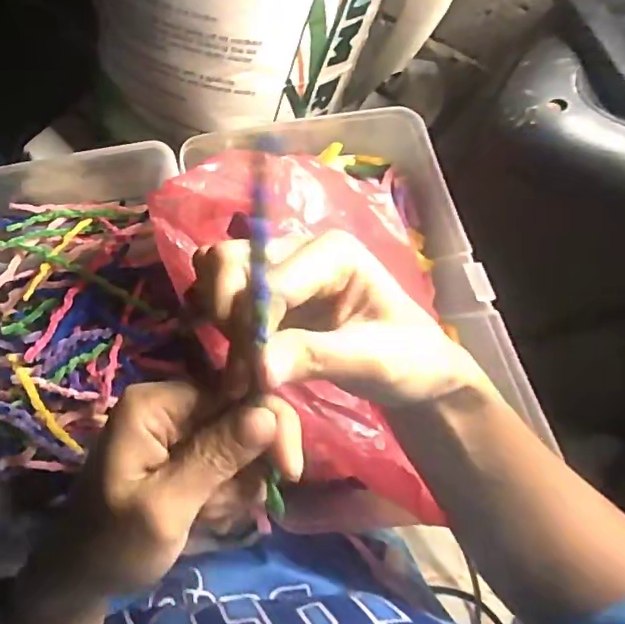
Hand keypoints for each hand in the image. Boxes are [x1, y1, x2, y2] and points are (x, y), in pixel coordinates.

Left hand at [22, 382, 279, 609]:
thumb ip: (215, 458)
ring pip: (240, 445)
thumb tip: (267, 412)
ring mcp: (175, 429)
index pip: (232, 390)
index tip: (288, 472)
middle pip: (241, 414)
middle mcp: (166, 404)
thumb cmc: (116, 542)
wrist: (85, 576)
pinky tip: (203, 519)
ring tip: (202, 518)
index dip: (268, 424)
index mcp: (154, 402)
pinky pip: (227, 464)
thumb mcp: (166, 505)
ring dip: (234, 488)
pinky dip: (225, 495)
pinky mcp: (182, 453)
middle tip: (225, 510)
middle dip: (246, 467)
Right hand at [191, 230, 491, 408]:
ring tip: (238, 359)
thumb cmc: (408, 359)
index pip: (270, 282)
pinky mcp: (256, 282)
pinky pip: (213, 283)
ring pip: (214, 267)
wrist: (413, 366)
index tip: (251, 378)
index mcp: (332, 252)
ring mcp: (271, 261)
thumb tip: (257, 368)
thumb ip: (314, 358)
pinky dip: (210, 311)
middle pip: (229, 259)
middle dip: (227, 315)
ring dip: (215, 312)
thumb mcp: (374, 362)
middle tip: (239, 370)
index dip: (253, 329)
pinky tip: (228, 346)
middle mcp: (294, 245)